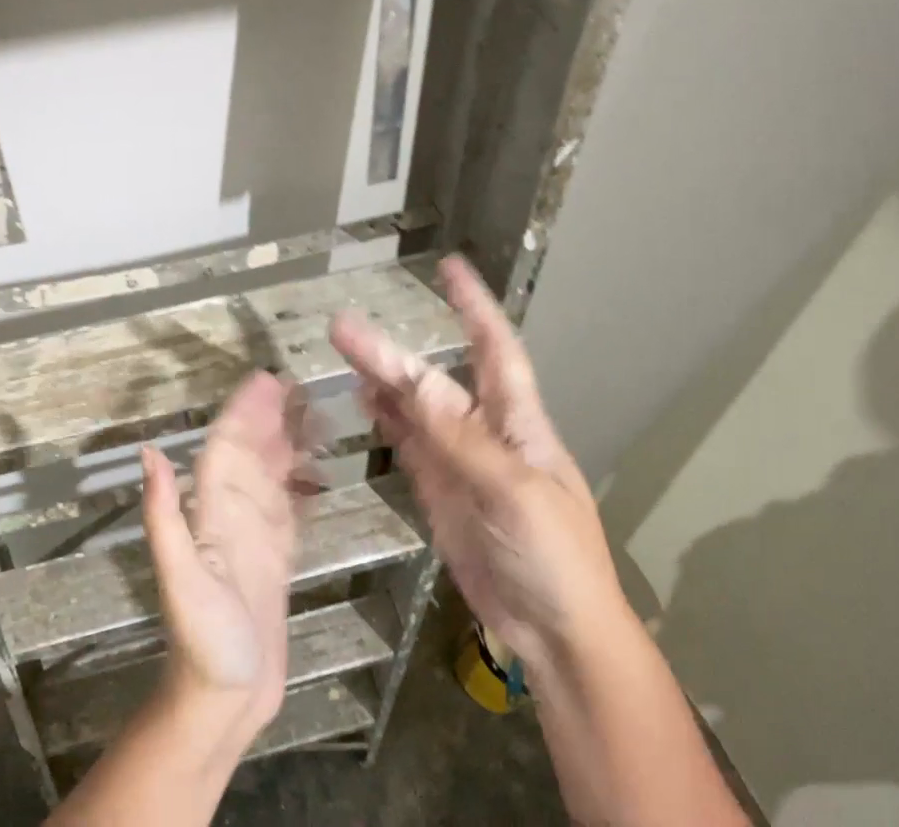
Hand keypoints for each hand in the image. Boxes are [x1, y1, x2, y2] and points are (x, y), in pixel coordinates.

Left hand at [139, 372, 303, 746]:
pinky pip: (290, 515)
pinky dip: (301, 491)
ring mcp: (253, 542)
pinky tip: (316, 475)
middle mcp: (230, 520)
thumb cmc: (201, 642)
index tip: (265, 381)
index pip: (227, 450)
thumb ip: (163, 514)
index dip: (244, 414)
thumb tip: (149, 451)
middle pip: (252, 458)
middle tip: (296, 387)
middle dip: (270, 421)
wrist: (222, 699)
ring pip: (273, 481)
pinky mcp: (274, 564)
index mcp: (209, 517)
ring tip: (313, 419)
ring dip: (289, 448)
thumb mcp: (178, 577)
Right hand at [328, 255, 627, 666]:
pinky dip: (386, 423)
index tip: (450, 268)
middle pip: (433, 382)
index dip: (473, 308)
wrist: (555, 630)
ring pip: (415, 412)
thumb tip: (412, 381)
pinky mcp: (440, 494)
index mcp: (518, 424)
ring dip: (382, 383)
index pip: (494, 350)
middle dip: (392, 353)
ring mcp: (460, 465)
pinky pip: (408, 448)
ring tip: (344, 356)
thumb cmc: (554, 556)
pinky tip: (364, 403)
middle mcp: (487, 434)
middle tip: (342, 326)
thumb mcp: (511, 491)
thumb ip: (458, 437)